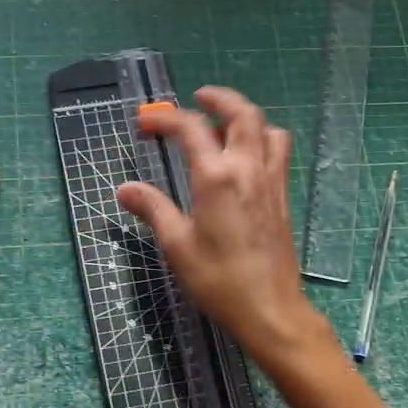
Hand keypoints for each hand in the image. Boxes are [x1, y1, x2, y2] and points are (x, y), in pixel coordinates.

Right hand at [117, 86, 329, 361]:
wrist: (270, 309)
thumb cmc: (219, 280)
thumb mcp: (176, 246)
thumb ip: (153, 209)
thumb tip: (126, 189)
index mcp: (216, 177)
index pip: (191, 129)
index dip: (166, 119)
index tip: (145, 123)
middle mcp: (248, 169)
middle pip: (243, 114)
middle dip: (219, 99)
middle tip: (199, 98)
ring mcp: (271, 182)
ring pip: (268, 130)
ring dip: (247, 119)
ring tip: (226, 128)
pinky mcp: (282, 198)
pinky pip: (278, 153)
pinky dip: (262, 141)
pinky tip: (245, 161)